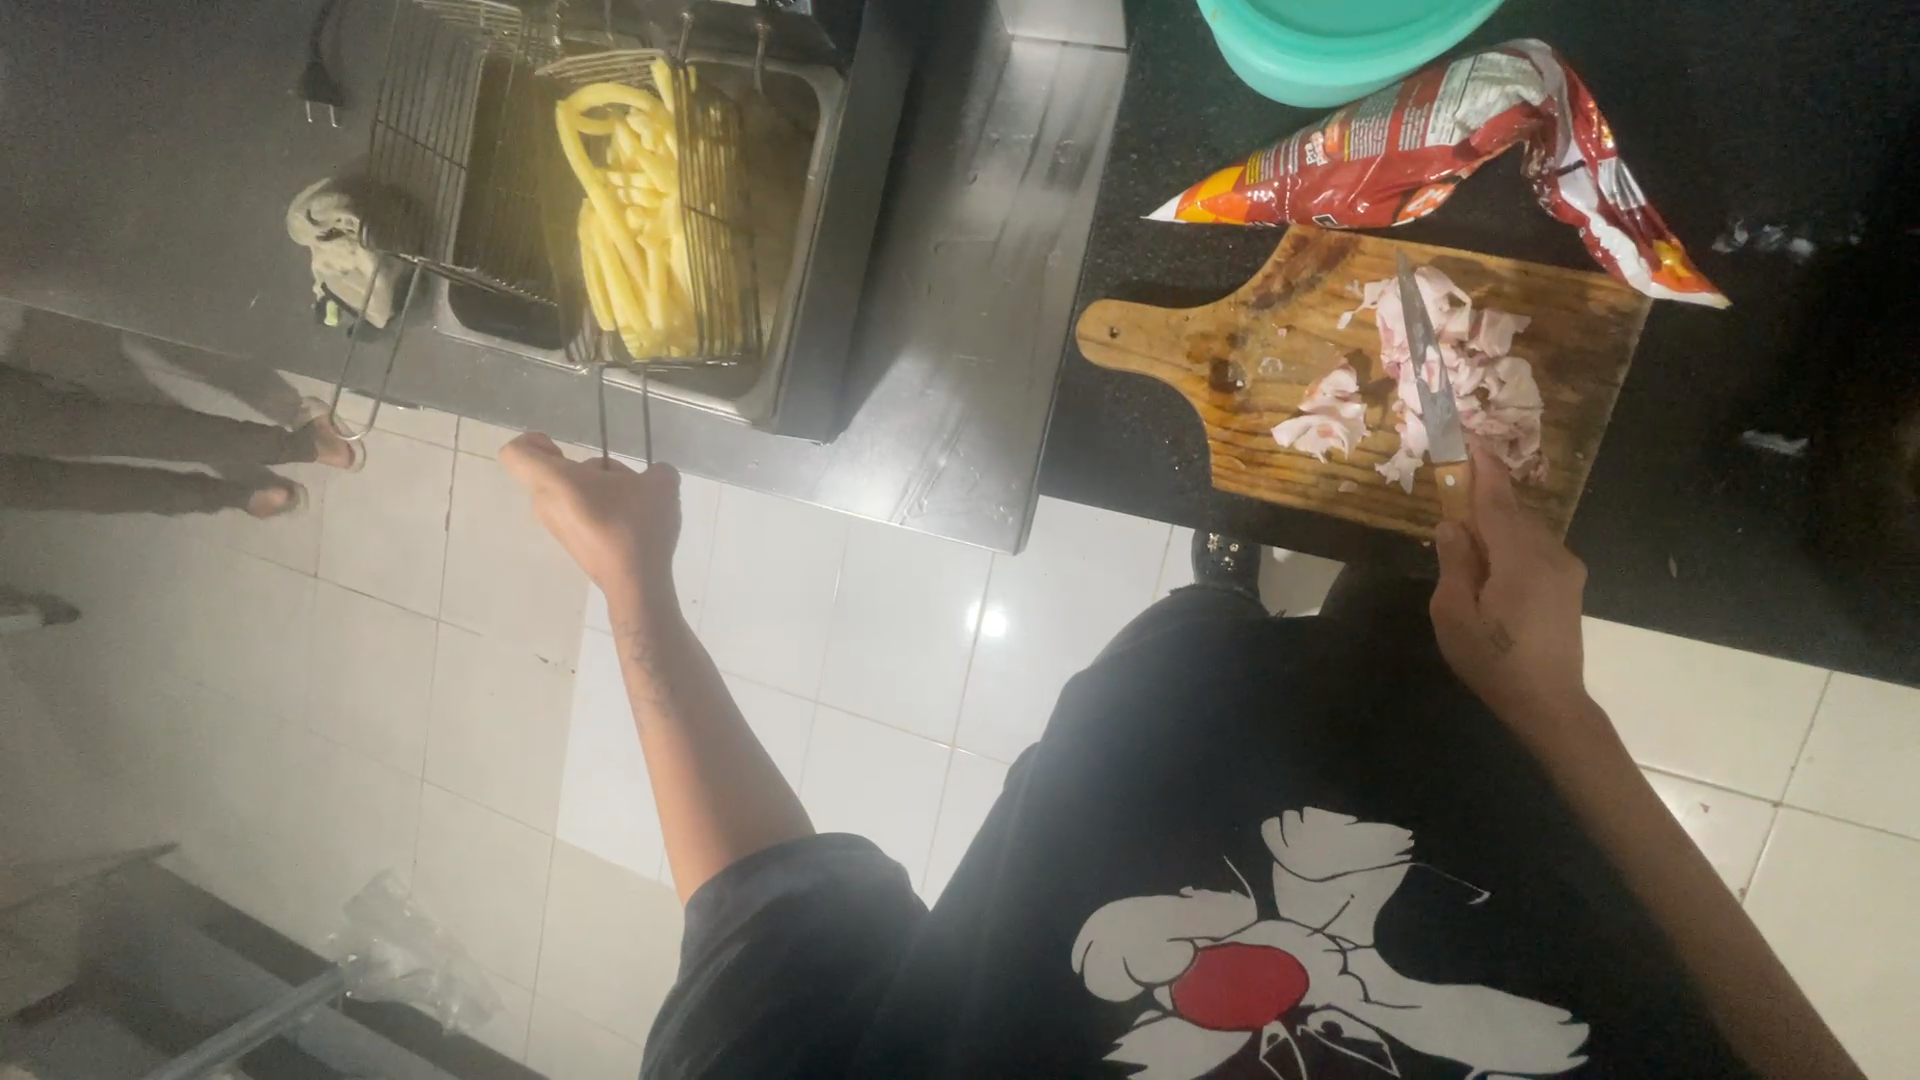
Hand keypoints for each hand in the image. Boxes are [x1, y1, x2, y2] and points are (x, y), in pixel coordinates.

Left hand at [499, 433, 680, 616]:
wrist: (636, 582)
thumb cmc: (638, 525)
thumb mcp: (662, 483)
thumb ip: (657, 470)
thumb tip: (650, 478)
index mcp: (556, 480)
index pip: (517, 452)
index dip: (533, 441)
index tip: (561, 447)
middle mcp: (546, 503)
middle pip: (557, 473)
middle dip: (591, 471)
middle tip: (624, 482)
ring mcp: (557, 528)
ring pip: (570, 495)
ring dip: (600, 493)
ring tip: (635, 507)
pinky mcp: (572, 546)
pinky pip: (579, 517)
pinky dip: (601, 514)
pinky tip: (631, 526)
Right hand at [1430, 441, 1590, 728]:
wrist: (1547, 702)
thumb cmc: (1491, 659)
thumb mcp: (1453, 612)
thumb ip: (1455, 562)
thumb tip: (1452, 523)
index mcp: (1521, 560)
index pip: (1497, 502)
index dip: (1482, 468)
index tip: (1470, 435)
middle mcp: (1551, 555)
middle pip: (1513, 511)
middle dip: (1485, 491)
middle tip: (1454, 477)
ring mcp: (1565, 569)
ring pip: (1525, 528)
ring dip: (1495, 518)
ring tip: (1464, 521)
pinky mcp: (1567, 584)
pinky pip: (1534, 545)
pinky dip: (1508, 536)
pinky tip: (1488, 551)